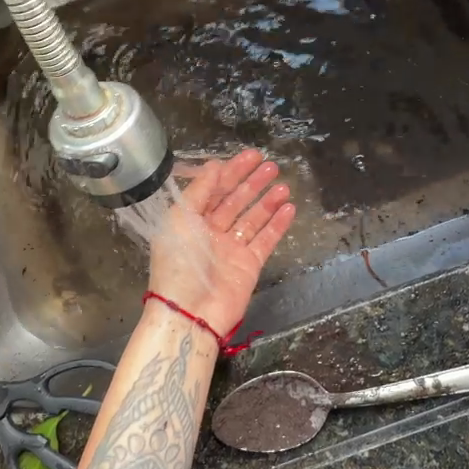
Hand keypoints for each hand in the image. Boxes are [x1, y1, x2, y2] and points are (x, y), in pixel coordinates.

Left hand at [146, 149, 295, 330]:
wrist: (190, 312)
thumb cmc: (179, 262)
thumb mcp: (181, 219)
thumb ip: (200, 190)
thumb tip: (214, 165)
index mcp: (190, 221)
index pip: (213, 190)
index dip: (231, 172)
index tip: (251, 156)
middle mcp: (211, 233)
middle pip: (235, 201)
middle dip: (252, 182)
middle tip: (271, 165)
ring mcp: (231, 250)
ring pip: (253, 219)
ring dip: (267, 201)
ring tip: (284, 186)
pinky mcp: (249, 265)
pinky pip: (266, 240)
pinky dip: (278, 225)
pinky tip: (289, 208)